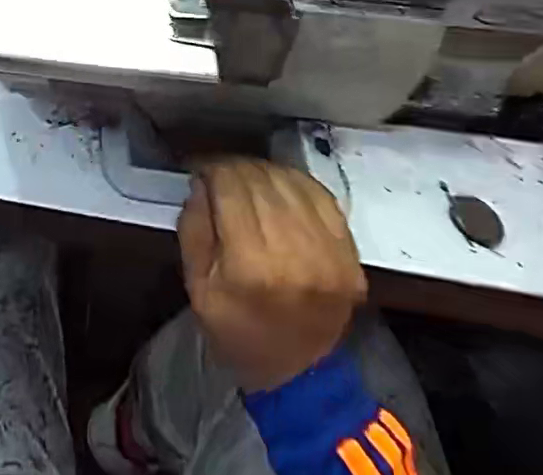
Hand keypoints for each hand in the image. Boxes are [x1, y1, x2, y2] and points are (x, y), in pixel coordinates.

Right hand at [178, 158, 366, 392]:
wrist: (297, 372)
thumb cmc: (238, 331)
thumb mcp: (197, 288)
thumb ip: (194, 229)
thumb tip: (201, 183)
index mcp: (250, 266)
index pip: (231, 189)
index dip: (213, 169)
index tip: (202, 169)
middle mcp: (294, 253)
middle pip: (260, 181)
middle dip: (235, 168)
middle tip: (221, 172)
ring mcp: (328, 252)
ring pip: (290, 182)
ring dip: (264, 171)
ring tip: (248, 178)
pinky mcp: (349, 253)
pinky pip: (320, 195)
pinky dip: (296, 183)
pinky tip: (279, 186)